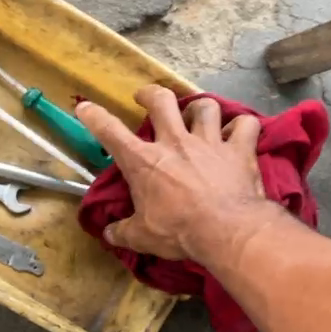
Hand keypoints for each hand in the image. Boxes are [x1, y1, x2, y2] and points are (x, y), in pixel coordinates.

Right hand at [76, 88, 279, 263]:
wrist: (227, 231)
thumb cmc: (178, 231)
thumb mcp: (141, 236)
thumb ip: (123, 232)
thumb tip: (109, 234)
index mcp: (143, 162)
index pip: (110, 132)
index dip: (94, 116)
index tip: (85, 107)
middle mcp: (175, 143)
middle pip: (161, 101)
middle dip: (150, 94)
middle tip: (146, 97)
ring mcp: (209, 142)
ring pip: (205, 106)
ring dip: (199, 108)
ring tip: (197, 114)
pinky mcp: (239, 150)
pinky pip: (245, 125)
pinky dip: (241, 126)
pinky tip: (237, 133)